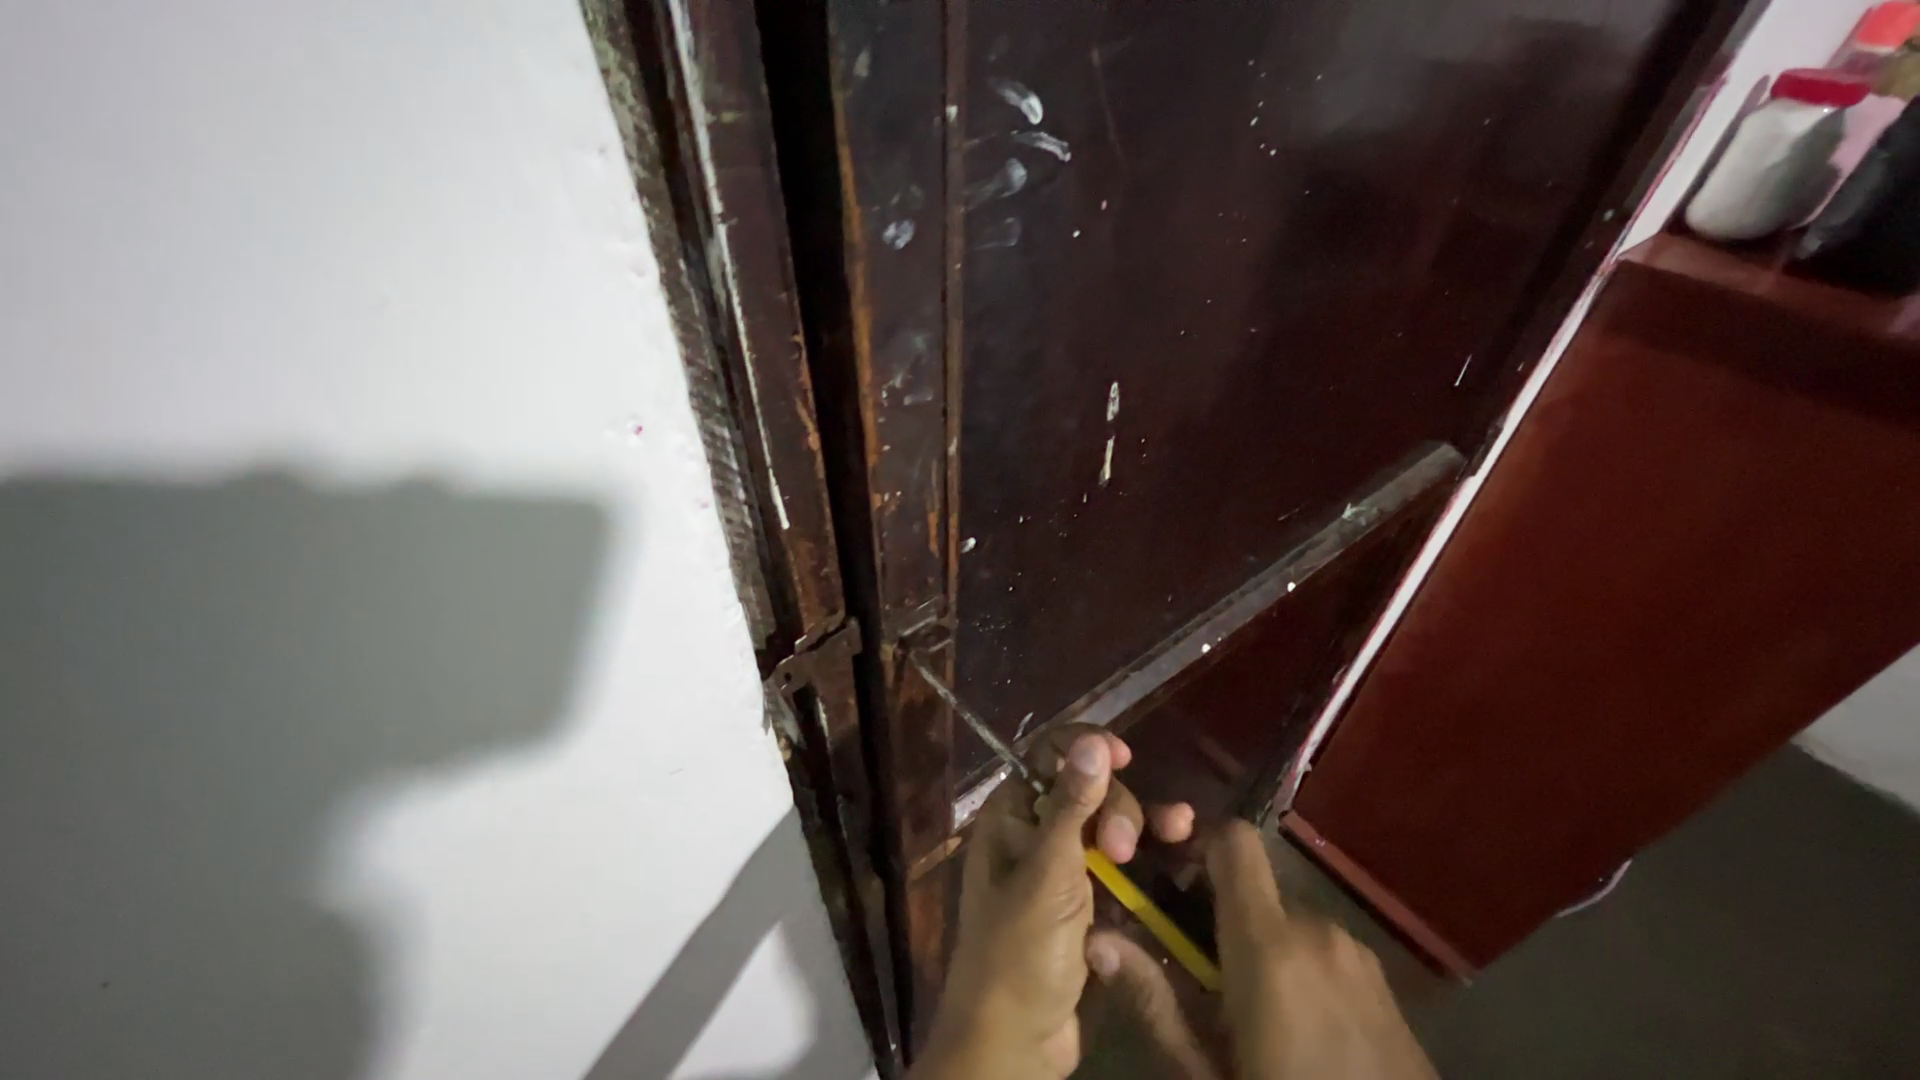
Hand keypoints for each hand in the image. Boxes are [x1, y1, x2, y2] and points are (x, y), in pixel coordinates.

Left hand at [914, 727, 1194, 1079]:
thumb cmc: (1019, 951)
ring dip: (1144, 822)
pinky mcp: (1088, 903)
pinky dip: (1148, 856)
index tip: (1123, 756)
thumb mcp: (1047, 874)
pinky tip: (1178, 849)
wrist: (1015, 1040)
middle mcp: (1034, 834)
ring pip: (1110, 826)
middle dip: (1117, 806)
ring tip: (1180, 829)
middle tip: (1121, 850)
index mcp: (1010, 818)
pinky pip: (1121, 866)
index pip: (1046, 757)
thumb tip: (1090, 740)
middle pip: (1087, 790)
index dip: (1083, 747)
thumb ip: (1071, 806)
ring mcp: (1063, 869)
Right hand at [1087, 821, 1435, 1079]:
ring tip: (1250, 1017)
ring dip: (1263, 949)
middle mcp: (1318, 932)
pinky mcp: (1390, 987)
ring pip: (1290, 925)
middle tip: (1200, 975)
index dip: (1200, 845)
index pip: (1234, 843)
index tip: (1171, 879)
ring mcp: (1361, 958)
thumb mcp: (1206, 1073)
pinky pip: (1326, 954)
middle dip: (1222, 917)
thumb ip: (1154, 1000)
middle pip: (1255, 891)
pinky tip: (1301, 1035)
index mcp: (1269, 944)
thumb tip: (1098, 939)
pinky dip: (1302, 972)